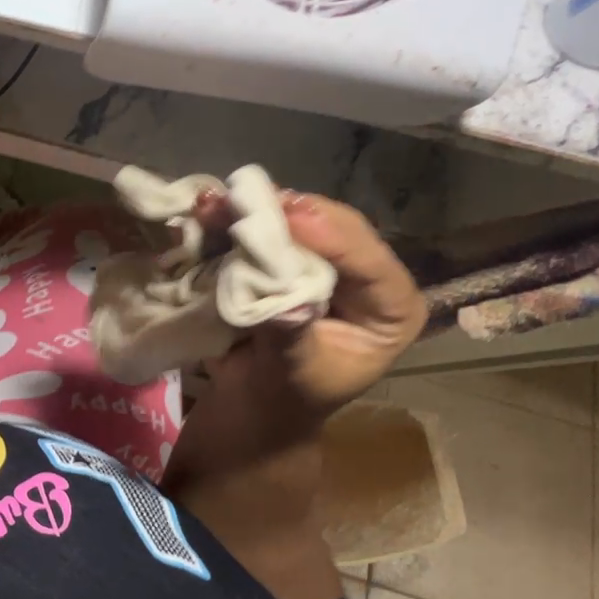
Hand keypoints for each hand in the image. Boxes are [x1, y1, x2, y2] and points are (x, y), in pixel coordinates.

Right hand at [197, 190, 425, 425]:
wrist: (250, 400)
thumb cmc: (284, 395)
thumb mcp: (292, 374)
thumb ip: (291, 337)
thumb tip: (287, 306)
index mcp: (388, 309)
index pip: (372, 265)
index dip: (332, 237)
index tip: (291, 217)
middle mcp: (361, 275)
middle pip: (334, 230)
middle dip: (290, 213)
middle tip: (248, 198)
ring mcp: (320, 260)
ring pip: (297, 220)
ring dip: (255, 208)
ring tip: (219, 200)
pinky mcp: (284, 255)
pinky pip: (263, 229)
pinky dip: (235, 217)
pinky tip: (210, 206)